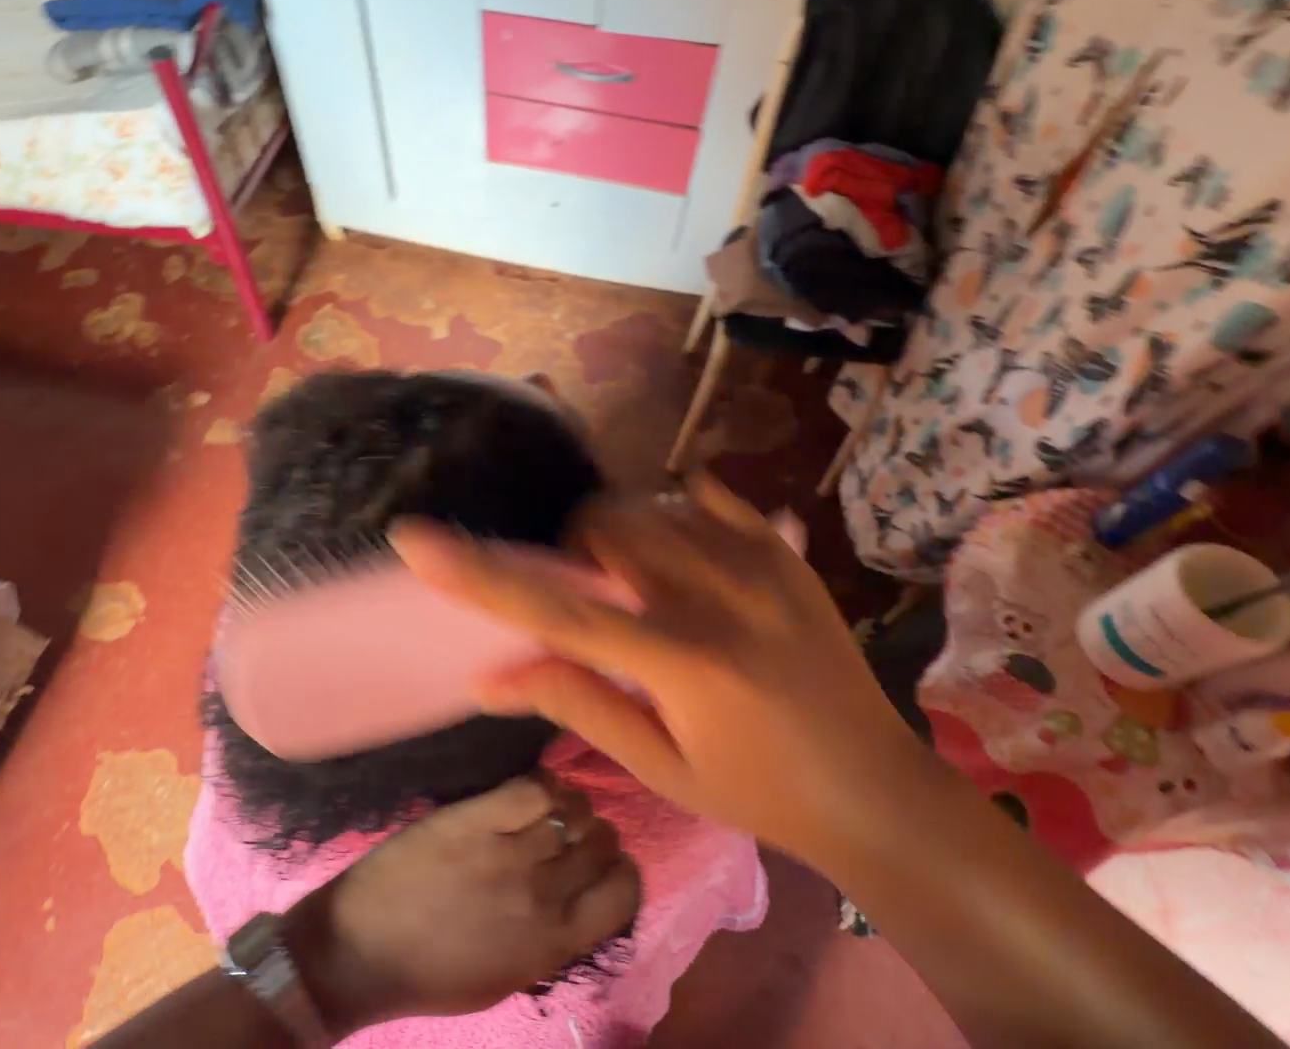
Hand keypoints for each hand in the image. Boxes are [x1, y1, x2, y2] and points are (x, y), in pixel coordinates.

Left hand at [284, 773, 639, 1038]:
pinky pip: (533, 787)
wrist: (360, 952)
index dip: (619, 869)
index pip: (625, 889)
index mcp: (555, 944)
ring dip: (568, 806)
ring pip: (574, 809)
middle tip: (568, 833)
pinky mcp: (474, 820)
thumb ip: (556, 937)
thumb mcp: (510, 976)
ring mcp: (508, 854)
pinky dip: (540, 786)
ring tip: (546, 810)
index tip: (601, 863)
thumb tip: (583, 894)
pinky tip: (526, 795)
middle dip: (592, 834)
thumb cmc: (433, 974)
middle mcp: (543, 897)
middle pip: (602, 841)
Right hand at [390, 473, 923, 859]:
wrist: (874, 789)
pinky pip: (712, 497)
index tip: (415, 539)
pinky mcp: (786, 554)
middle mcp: (719, 594)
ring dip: (620, 532)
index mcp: (682, 659)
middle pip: (605, 526)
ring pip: (652, 504)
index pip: (557, 607)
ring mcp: (761, 563)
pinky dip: (677, 512)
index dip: (479, 573)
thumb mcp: (660, 765)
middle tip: (584, 596)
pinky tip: (685, 557)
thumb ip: (578, 703)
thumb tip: (492, 674)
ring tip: (636, 584)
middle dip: (573, 551)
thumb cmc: (757, 792)